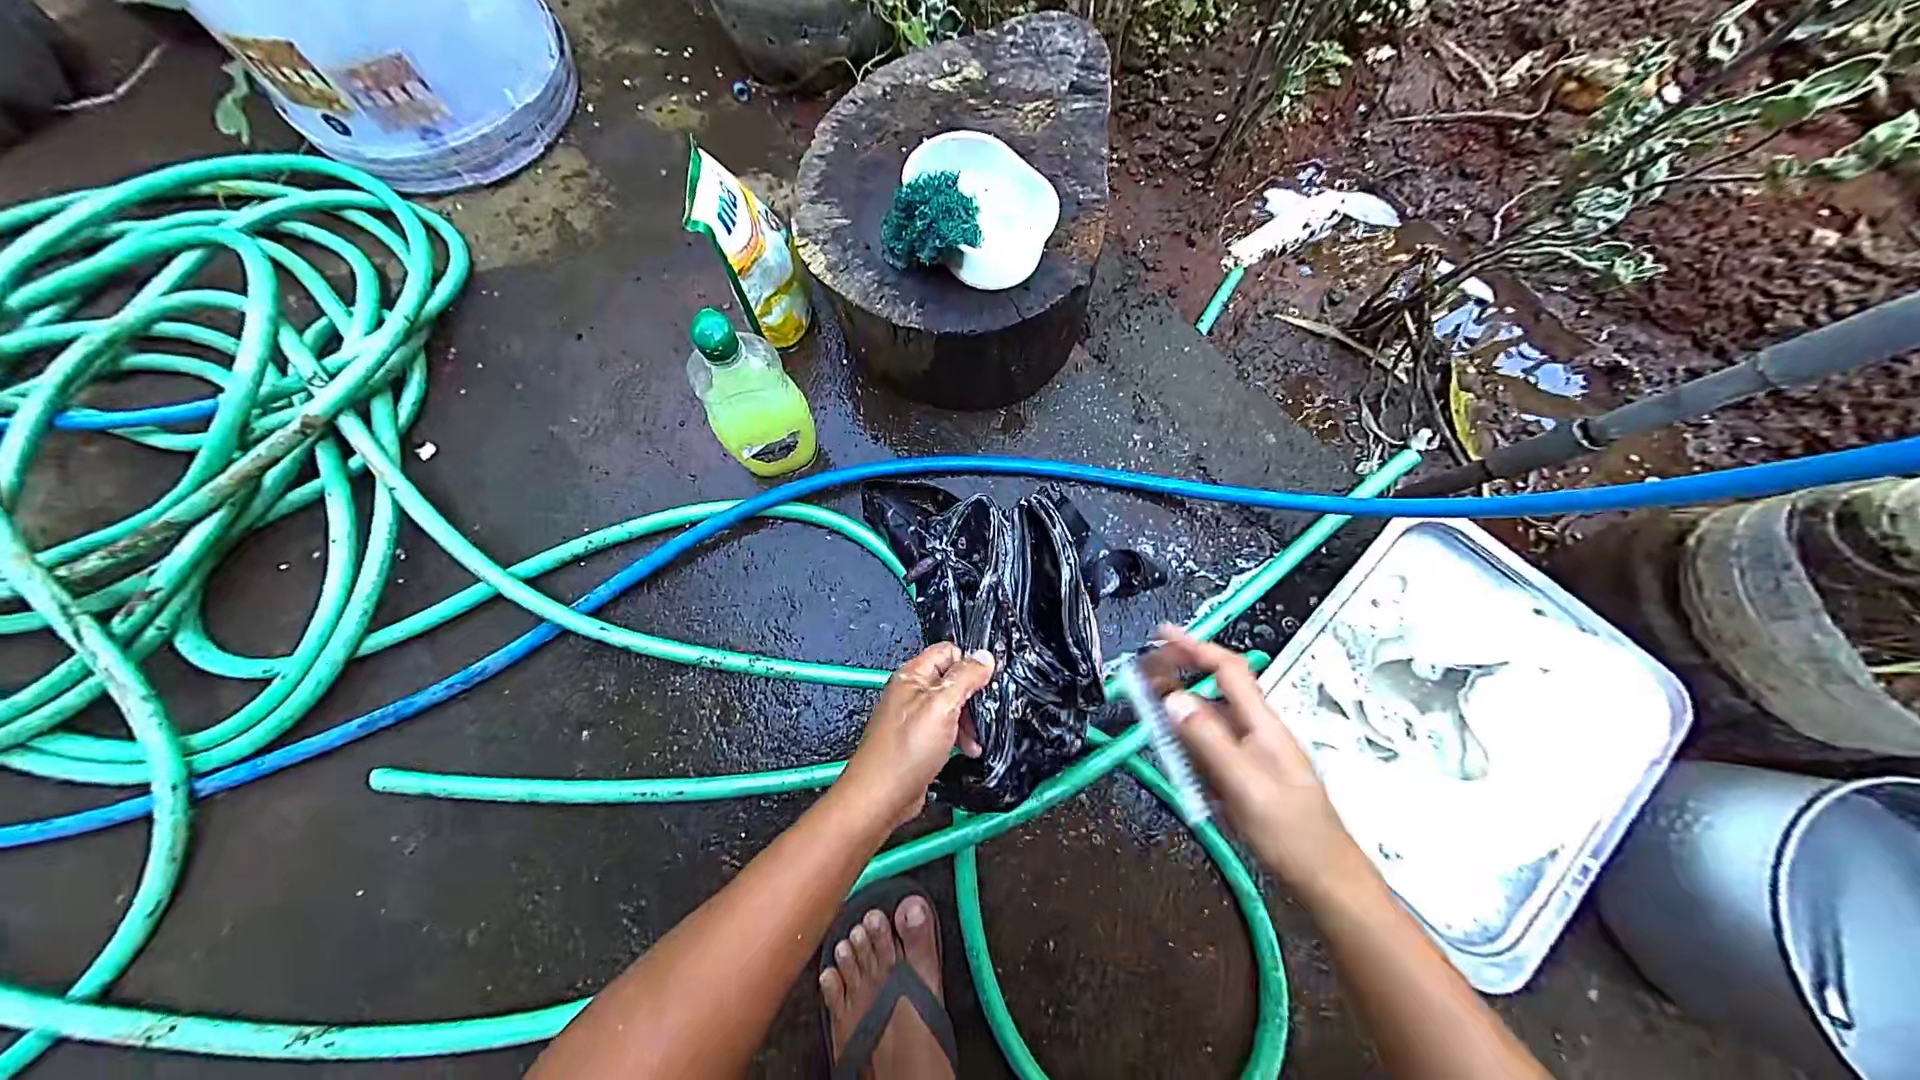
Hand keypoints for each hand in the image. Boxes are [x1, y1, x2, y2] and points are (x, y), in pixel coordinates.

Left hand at [838, 643, 994, 826]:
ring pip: (952, 707)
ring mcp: (914, 717)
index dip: (969, 663)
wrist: (882, 796)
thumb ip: (965, 677)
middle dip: (972, 697)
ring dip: (968, 721)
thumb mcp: (942, 706)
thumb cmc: (903, 751)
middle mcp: (912, 693)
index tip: (985, 682)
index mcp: (913, 675)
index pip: (948, 651)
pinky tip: (967, 749)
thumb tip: (984, 657)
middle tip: (979, 713)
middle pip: (953, 680)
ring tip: (974, 738)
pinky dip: (959, 737)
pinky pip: (946, 729)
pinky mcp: (918, 740)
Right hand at [1152, 625, 1371, 900]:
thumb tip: (1174, 701)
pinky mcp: (1246, 775)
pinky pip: (1211, 752)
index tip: (1163, 636)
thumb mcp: (1244, 784)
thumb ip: (1206, 740)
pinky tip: (1186, 772)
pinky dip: (1191, 753)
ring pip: (1208, 723)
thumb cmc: (1293, 834)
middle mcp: (1257, 731)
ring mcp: (1252, 753)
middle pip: (1213, 691)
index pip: (1226, 669)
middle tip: (1145, 676)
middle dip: (1178, 679)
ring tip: (1159, 731)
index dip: (1194, 646)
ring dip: (1181, 722)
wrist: (1324, 878)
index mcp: (1262, 724)